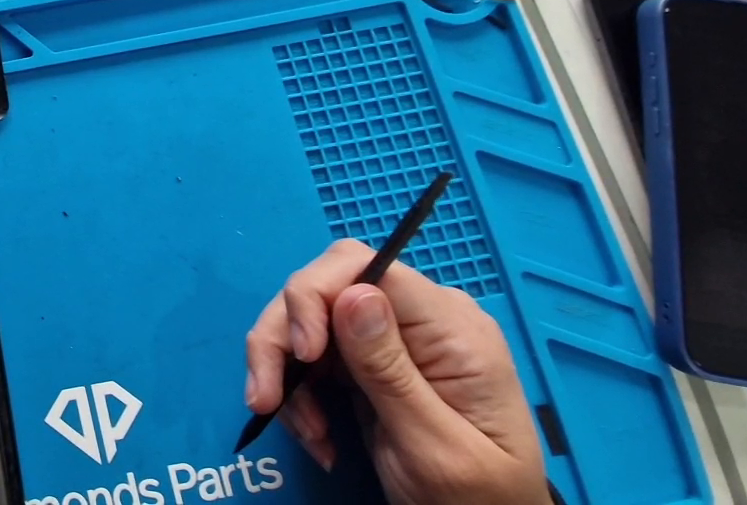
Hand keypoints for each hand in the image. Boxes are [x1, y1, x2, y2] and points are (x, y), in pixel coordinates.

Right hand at [244, 239, 547, 504]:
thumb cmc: (479, 504)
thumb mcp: (438, 449)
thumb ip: (393, 372)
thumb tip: (352, 293)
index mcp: (449, 327)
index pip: (362, 266)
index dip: (316, 293)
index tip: (301, 353)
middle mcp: (417, 318)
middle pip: (322, 289)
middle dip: (284, 339)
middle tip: (267, 397)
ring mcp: (389, 338)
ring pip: (304, 321)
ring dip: (285, 372)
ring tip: (306, 434)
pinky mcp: (365, 361)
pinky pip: (310, 354)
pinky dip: (298, 391)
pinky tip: (317, 435)